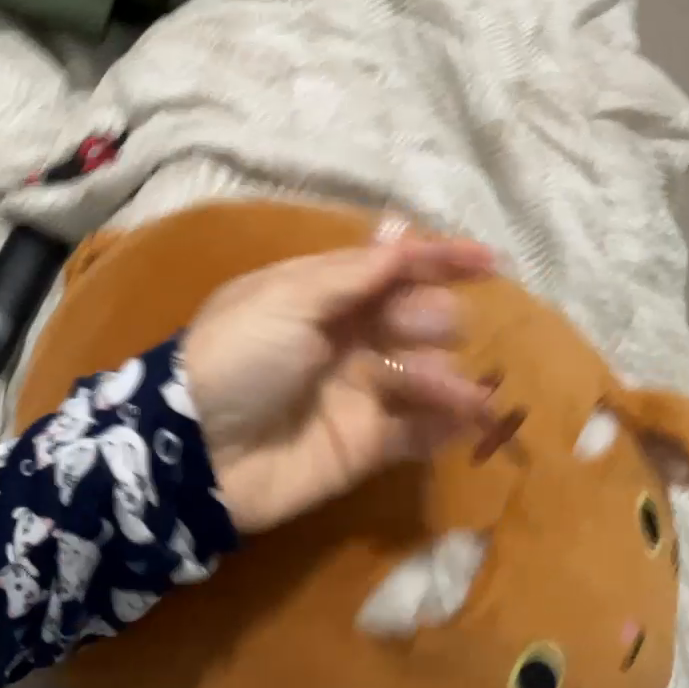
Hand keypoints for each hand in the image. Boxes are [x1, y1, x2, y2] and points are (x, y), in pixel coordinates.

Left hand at [179, 228, 504, 533]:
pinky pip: (419, 430)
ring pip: (424, 374)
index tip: (487, 262)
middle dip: (430, 317)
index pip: (386, 269)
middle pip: (411, 317)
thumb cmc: (238, 358)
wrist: (201, 452)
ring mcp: (355, 392)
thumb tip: (401, 235)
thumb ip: (350, 273)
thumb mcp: (284, 298)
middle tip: (422, 329)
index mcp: (318, 295)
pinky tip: (470, 420)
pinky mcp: (365, 444)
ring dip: (448, 376)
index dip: (435, 260)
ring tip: (455, 391)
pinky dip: (449, 424)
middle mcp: (342, 338)